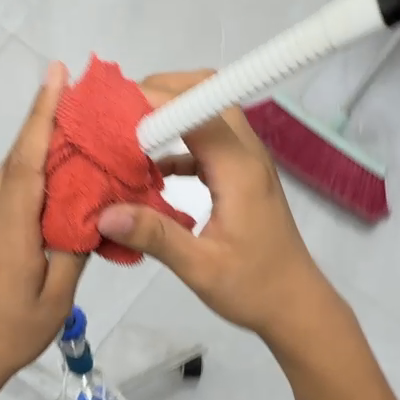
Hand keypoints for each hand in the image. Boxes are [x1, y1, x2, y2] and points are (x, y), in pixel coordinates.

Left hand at [0, 62, 86, 399]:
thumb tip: (88, 214)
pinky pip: (8, 195)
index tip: (57, 75)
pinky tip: (57, 182)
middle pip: (18, 159)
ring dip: (40, 150)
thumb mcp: (55, 300)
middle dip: (46, 122)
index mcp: (8, 229)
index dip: (42, 116)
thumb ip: (73, 252)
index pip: (26, 161)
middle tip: (82, 96)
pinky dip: (33, 179)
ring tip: (78, 134)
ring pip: (12, 176)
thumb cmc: (8, 334)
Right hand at [95, 70, 338, 342]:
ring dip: (170, 116)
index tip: (111, 110)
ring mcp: (247, 164)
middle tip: (117, 112)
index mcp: (238, 168)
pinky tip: (150, 169)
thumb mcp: (200, 267)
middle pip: (206, 95)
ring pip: (208, 116)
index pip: (195, 110)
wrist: (295, 306)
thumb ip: (154, 236)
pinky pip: (209, 143)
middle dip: (161, 93)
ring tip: (126, 133)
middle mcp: (246, 154)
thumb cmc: (253, 288)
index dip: (152, 100)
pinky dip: (178, 144)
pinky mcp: (242, 179)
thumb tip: (104, 215)